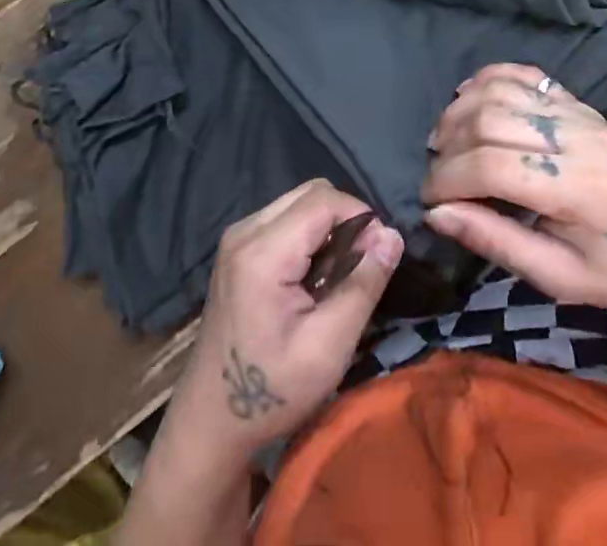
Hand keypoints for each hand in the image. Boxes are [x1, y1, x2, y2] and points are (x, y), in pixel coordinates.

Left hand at [168, 179, 403, 456]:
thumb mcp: (330, 345)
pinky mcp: (235, 249)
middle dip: (346, 218)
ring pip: (295, 203)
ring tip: (339, 276)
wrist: (213, 414)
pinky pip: (281, 220)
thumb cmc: (274, 388)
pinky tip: (313, 278)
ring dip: (327, 227)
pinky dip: (307, 235)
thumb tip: (392, 235)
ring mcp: (235, 237)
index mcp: (263, 251)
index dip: (362, 217)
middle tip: (362, 266)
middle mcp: (244, 231)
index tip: (381, 256)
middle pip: (309, 193)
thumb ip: (363, 284)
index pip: (323, 199)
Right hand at [422, 63, 606, 322]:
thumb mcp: (555, 277)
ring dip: (458, 113)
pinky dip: (484, 82)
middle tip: (437, 175)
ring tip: (445, 144)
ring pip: (497, 91)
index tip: (429, 200)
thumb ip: (493, 240)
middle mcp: (583, 139)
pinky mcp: (577, 103)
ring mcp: (582, 114)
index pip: (492, 166)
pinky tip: (467, 105)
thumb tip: (434, 212)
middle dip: (447, 148)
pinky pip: (520, 74)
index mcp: (583, 191)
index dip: (447, 179)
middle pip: (488, 120)